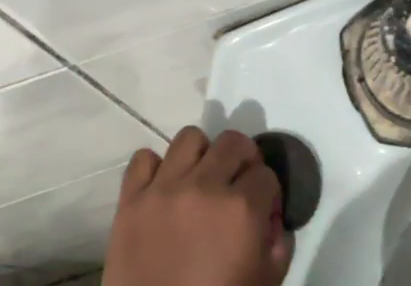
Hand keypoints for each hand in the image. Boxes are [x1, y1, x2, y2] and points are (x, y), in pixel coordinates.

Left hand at [103, 127, 291, 285]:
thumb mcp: (265, 283)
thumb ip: (278, 245)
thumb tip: (272, 218)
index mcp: (241, 209)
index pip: (267, 175)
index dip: (269, 193)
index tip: (264, 210)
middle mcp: (204, 187)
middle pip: (233, 142)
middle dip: (244, 159)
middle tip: (238, 184)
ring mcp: (164, 188)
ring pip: (190, 138)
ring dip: (202, 155)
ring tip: (200, 179)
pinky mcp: (131, 198)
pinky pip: (143, 159)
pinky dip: (155, 168)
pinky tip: (164, 188)